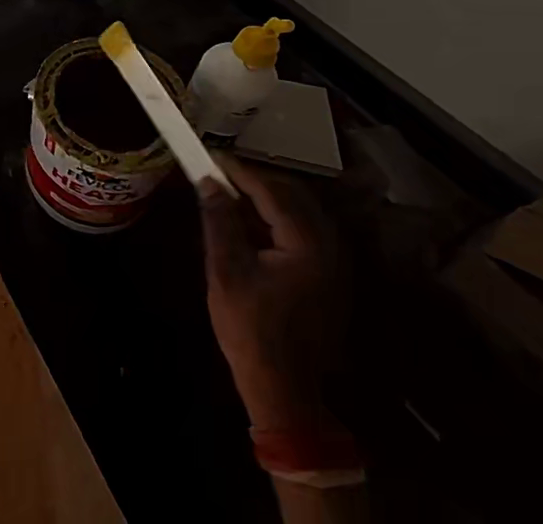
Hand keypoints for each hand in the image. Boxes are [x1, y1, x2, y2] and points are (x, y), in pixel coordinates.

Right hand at [198, 159, 343, 429]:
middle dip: (254, 179)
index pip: (273, 191)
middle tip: (217, 172)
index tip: (210, 156)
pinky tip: (249, 223)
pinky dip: (275, 219)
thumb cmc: (251, 329)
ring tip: (228, 193)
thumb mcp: (226, 271)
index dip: (239, 170)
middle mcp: (329, 246)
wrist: (283, 386)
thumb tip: (209, 182)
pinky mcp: (327, 276)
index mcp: (308, 244)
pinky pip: (302, 231)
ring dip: (265, 197)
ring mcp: (333, 262)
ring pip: (300, 212)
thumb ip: (220, 221)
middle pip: (292, 195)